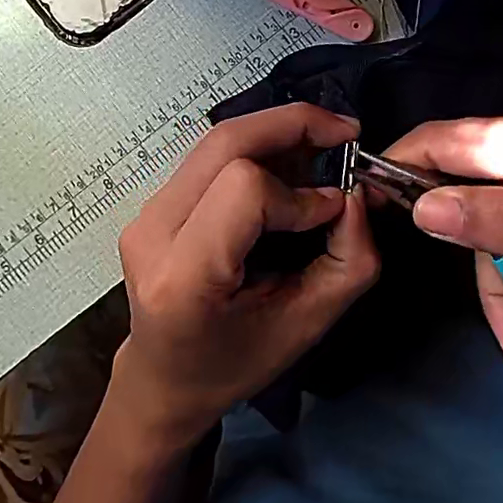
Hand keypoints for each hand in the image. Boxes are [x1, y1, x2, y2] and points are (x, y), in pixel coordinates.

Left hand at [112, 104, 377, 447]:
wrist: (163, 378)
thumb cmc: (231, 364)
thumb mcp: (306, 327)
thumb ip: (348, 262)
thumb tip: (356, 194)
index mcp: (183, 275)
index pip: (244, 188)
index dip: (299, 192)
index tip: (333, 210)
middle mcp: (153, 231)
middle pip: (226, 142)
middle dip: (293, 125)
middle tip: (344, 131)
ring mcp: (146, 211)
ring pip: (218, 140)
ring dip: (277, 132)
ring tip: (322, 146)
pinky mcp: (155, 200)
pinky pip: (211, 155)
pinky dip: (258, 147)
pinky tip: (289, 162)